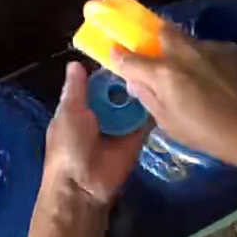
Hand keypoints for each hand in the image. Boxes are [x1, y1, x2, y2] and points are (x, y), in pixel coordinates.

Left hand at [43, 61, 147, 208]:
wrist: (83, 186)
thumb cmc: (69, 145)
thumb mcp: (68, 111)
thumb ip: (75, 88)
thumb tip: (75, 62)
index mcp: (82, 106)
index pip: (98, 83)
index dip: (109, 69)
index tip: (125, 49)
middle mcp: (103, 114)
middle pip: (119, 91)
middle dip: (130, 78)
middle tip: (150, 55)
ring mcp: (121, 126)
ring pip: (134, 103)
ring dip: (144, 90)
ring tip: (161, 68)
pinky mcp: (137, 137)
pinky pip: (147, 120)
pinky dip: (155, 108)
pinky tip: (168, 90)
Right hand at [109, 25, 236, 163]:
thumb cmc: (206, 133)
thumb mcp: (169, 123)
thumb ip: (149, 98)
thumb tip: (135, 81)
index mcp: (163, 74)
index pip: (131, 58)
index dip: (121, 55)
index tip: (116, 52)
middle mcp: (182, 53)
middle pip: (160, 32)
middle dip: (154, 39)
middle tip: (156, 53)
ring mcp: (207, 47)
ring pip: (186, 38)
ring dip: (181, 49)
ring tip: (189, 67)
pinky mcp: (228, 48)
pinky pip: (207, 47)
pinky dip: (204, 57)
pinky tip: (213, 75)